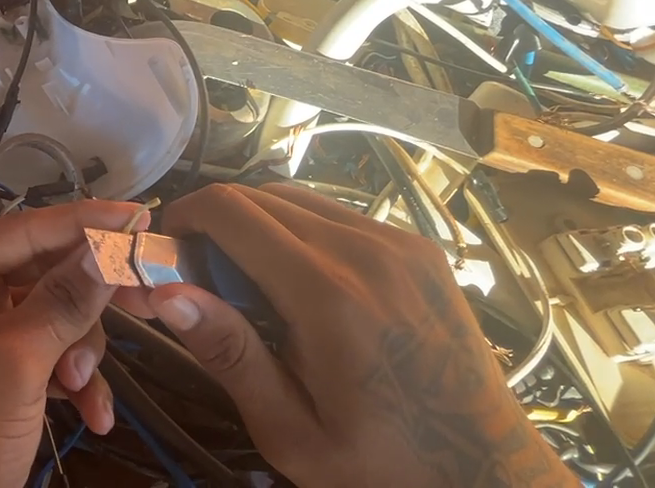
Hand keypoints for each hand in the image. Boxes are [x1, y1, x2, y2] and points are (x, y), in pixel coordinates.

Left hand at [0, 200, 156, 487]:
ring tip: (81, 388)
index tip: (141, 215)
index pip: (27, 228)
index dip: (86, 221)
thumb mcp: (15, 362)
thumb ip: (64, 302)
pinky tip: (92, 415)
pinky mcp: (3, 363)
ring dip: (80, 351)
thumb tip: (109, 248)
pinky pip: (52, 350)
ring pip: (58, 311)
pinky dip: (77, 379)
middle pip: (47, 268)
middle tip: (146, 300)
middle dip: (88, 300)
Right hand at [147, 183, 574, 487]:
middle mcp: (365, 251)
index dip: (183, 216)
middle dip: (214, 221)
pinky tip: (302, 278)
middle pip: (255, 195)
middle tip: (205, 273)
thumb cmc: (380, 466)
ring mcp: (399, 243)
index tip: (168, 249)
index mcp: (328, 294)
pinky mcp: (418, 247)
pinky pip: (330, 212)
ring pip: (291, 197)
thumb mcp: (291, 431)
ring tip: (253, 277)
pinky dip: (296, 228)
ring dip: (254, 222)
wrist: (492, 480)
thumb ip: (228, 354)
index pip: (227, 209)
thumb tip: (162, 290)